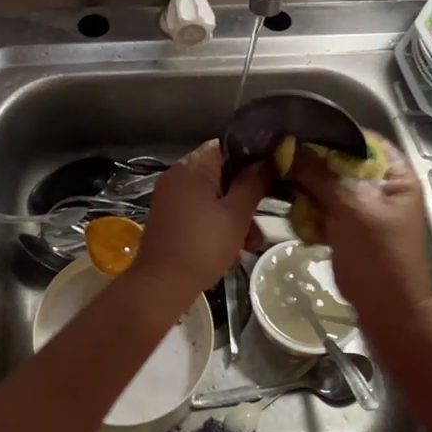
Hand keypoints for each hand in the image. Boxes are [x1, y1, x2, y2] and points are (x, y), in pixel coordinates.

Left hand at [132, 141, 270, 296]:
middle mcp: (177, 175)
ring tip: (251, 243)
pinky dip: (216, 223)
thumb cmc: (203, 246)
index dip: (249, 157)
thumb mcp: (236, 215)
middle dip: (244, 195)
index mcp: (192, 167)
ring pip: (211, 196)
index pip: (225, 146)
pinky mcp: (168, 217)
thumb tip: (267, 162)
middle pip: (219, 173)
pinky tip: (232, 249)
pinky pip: (198, 211)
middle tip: (262, 217)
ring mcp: (170, 197)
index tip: (270, 175)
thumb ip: (253, 184)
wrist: (161, 285)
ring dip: (233, 215)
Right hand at [290, 137, 431, 319]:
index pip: (363, 138)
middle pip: (342, 161)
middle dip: (313, 161)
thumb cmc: (379, 257)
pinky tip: (293, 210)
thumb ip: (320, 176)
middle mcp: (381, 186)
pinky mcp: (348, 226)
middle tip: (282, 157)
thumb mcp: (350, 209)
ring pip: (329, 184)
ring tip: (282, 182)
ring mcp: (364, 207)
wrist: (387, 311)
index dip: (333, 132)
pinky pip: (324, 206)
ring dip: (307, 186)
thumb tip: (288, 148)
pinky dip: (309, 208)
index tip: (299, 131)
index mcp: (395, 175)